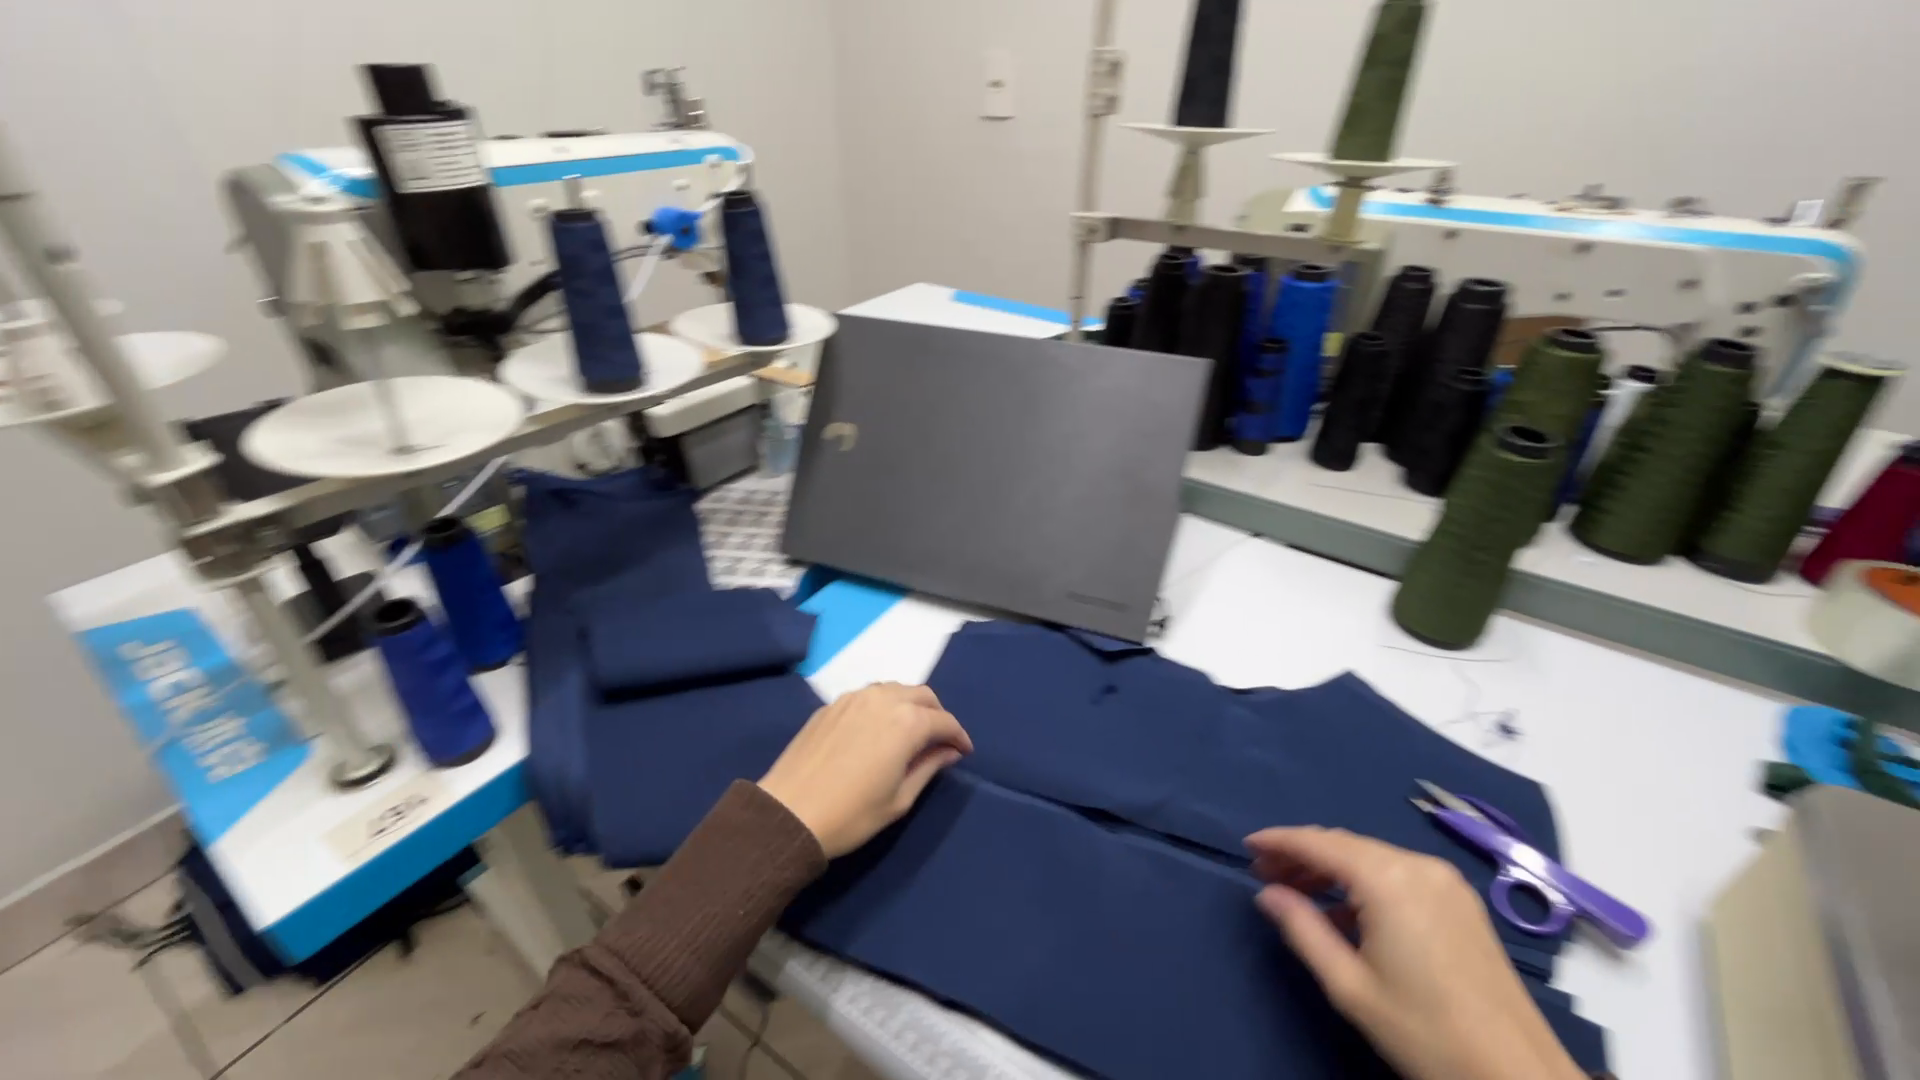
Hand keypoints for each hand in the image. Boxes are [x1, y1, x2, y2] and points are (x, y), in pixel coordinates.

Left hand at [758, 683, 972, 857]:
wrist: (788, 814)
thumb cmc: (851, 814)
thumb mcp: (899, 800)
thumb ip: (928, 768)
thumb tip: (948, 752)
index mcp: (907, 722)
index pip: (944, 721)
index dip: (958, 737)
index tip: (963, 752)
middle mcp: (882, 699)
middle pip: (922, 695)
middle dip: (937, 715)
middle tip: (940, 740)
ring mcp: (853, 698)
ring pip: (894, 690)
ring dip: (910, 705)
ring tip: (911, 732)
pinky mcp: (831, 706)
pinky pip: (867, 696)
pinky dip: (883, 706)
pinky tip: (878, 729)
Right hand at [1247, 827, 1585, 1079]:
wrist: (1520, 1075)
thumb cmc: (1425, 1031)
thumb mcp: (1350, 986)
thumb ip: (1302, 930)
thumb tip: (1268, 893)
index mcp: (1388, 880)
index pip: (1320, 843)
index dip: (1280, 841)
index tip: (1246, 847)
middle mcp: (1418, 866)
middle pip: (1345, 845)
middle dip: (1302, 855)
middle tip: (1264, 874)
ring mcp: (1445, 882)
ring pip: (1371, 857)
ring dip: (1332, 869)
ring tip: (1297, 893)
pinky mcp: (1461, 901)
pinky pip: (1397, 874)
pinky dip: (1363, 882)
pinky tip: (1345, 912)